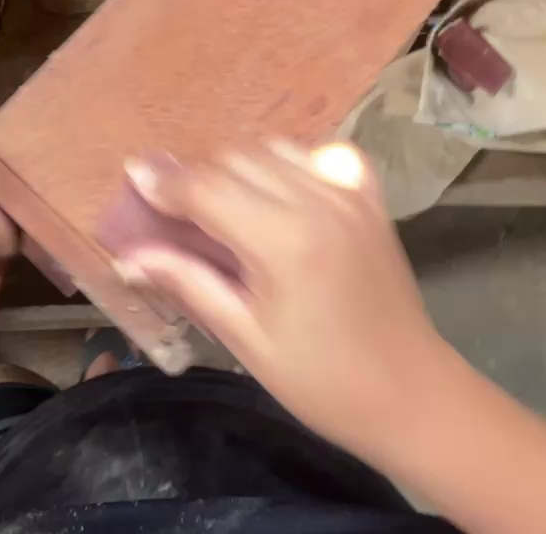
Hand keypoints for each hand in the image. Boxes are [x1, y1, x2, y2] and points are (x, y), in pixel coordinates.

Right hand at [113, 142, 455, 449]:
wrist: (415, 398)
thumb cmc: (323, 382)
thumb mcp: (246, 340)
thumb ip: (188, 283)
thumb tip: (130, 257)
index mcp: (283, 241)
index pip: (206, 189)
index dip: (164, 181)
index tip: (133, 173)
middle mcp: (317, 201)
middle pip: (234, 160)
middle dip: (196, 177)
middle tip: (173, 207)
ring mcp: (348, 193)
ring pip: (271, 148)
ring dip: (236, 166)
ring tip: (221, 202)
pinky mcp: (368, 198)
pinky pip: (318, 152)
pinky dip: (288, 160)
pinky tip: (278, 190)